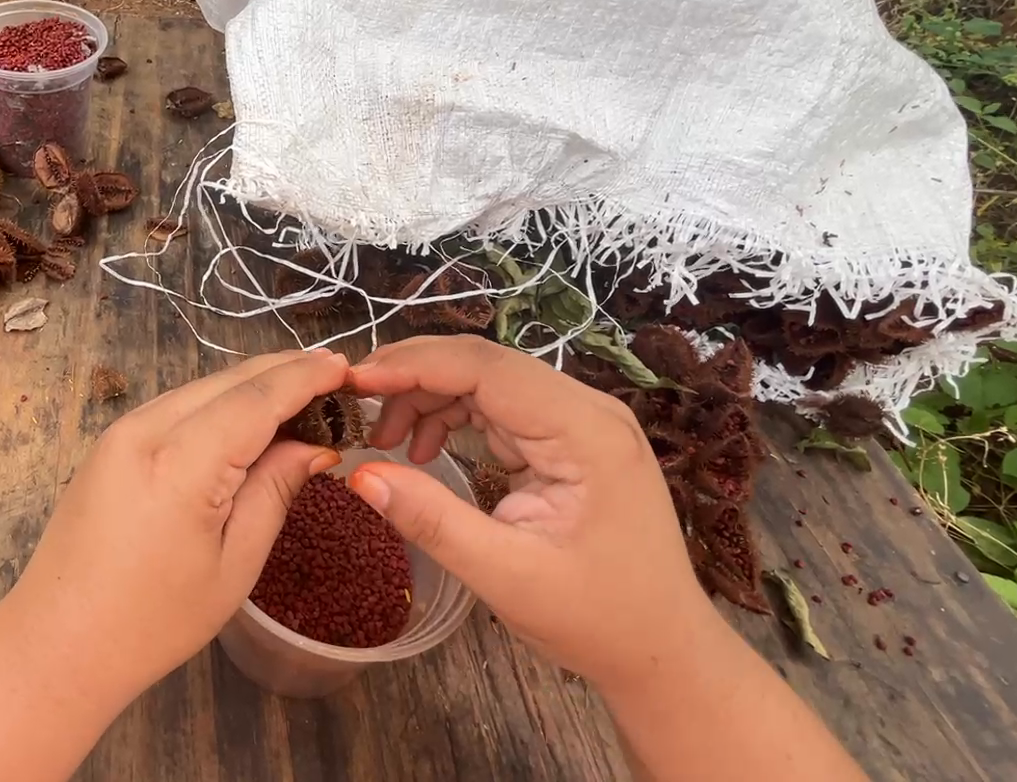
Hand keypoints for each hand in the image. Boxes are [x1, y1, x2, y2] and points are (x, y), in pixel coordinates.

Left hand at [3, 349, 348, 695]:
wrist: (59, 639)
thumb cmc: (154, 620)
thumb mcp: (234, 564)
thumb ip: (274, 490)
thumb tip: (316, 446)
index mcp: (180, 461)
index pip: (256, 398)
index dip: (304, 377)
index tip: (346, 365)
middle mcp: (146, 428)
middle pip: (227, 382)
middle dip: (282, 372)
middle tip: (334, 374)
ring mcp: (121, 429)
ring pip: (200, 389)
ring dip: (250, 386)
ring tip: (300, 393)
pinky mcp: (109, 441)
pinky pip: (176, 406)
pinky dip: (217, 403)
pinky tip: (244, 416)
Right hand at [343, 335, 720, 689]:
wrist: (664, 654)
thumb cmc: (598, 620)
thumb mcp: (506, 576)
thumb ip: (431, 520)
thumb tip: (359, 474)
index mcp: (584, 431)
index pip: (484, 367)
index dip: (413, 365)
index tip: (353, 382)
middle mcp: (583, 410)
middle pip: (480, 362)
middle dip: (410, 373)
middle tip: (352, 399)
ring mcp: (574, 421)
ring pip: (480, 379)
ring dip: (423, 396)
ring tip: (382, 438)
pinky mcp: (561, 438)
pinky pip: (490, 405)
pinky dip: (445, 417)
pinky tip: (419, 451)